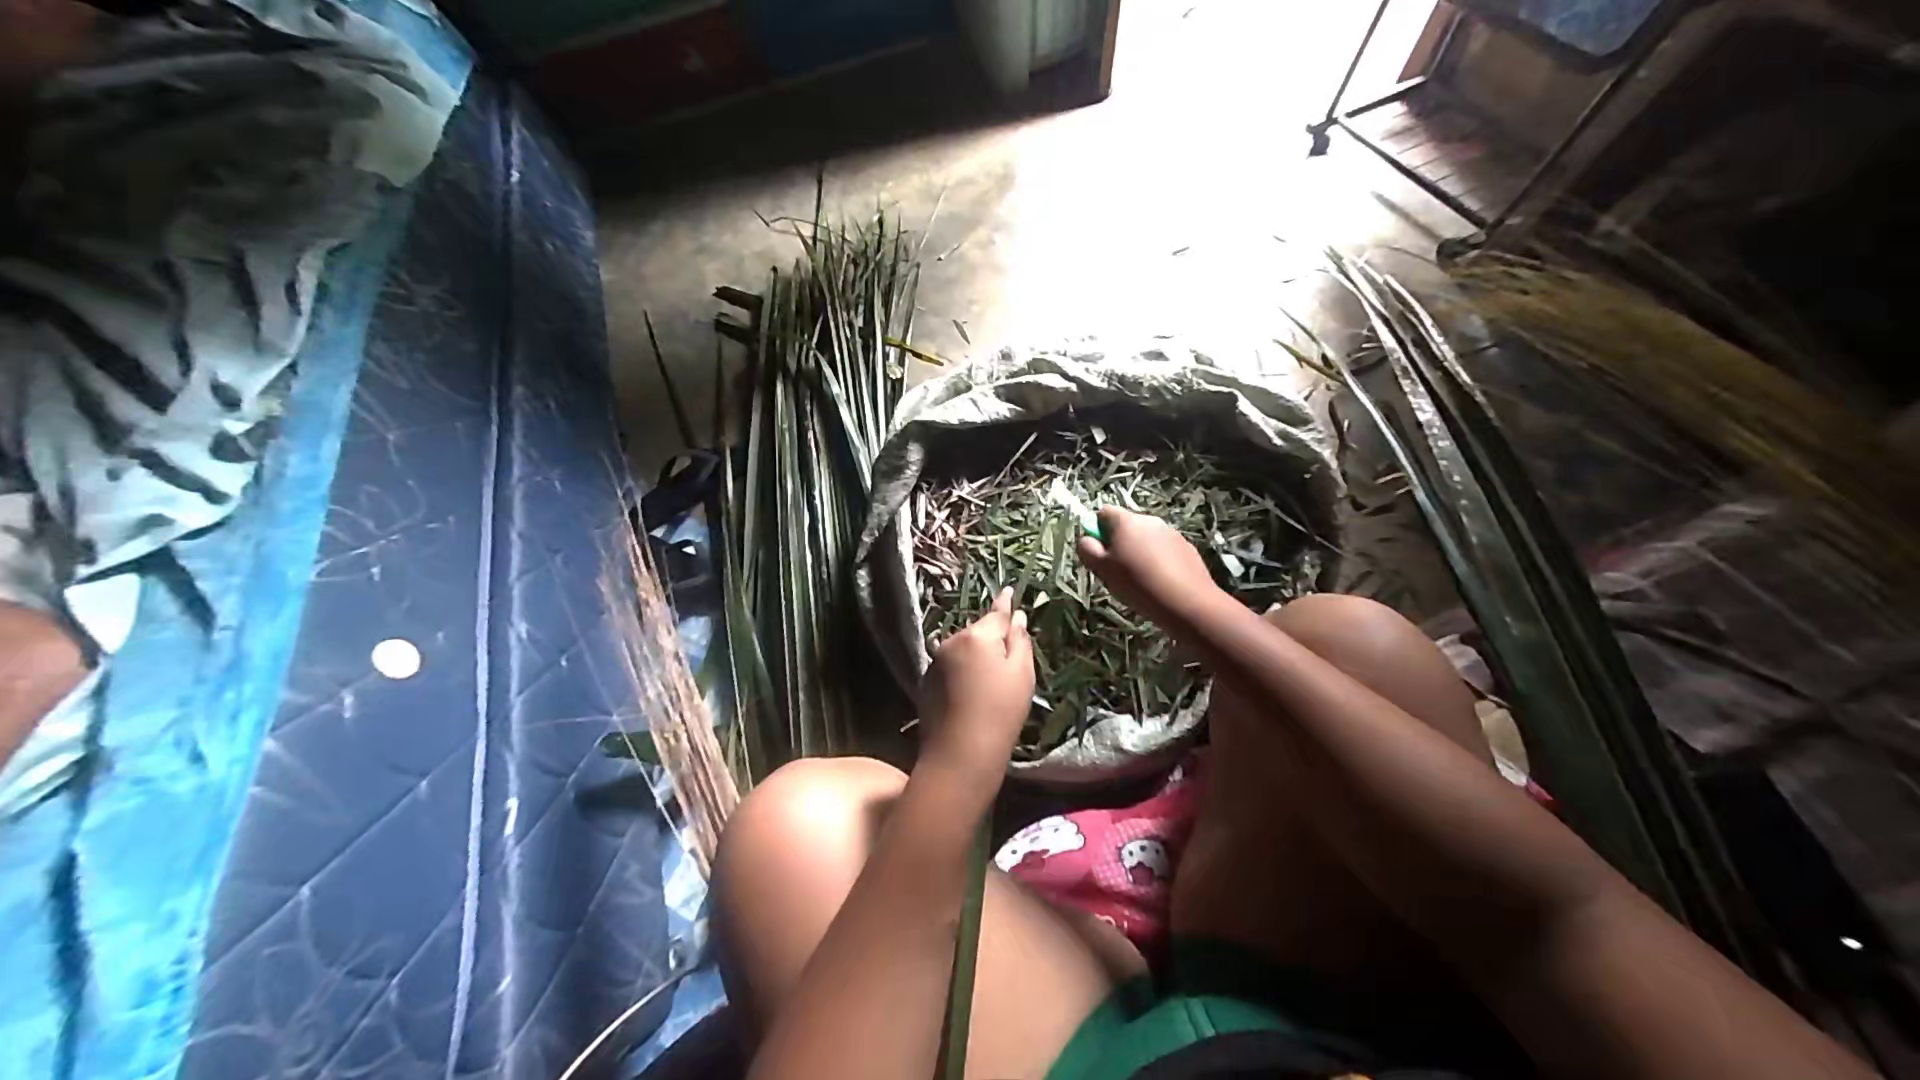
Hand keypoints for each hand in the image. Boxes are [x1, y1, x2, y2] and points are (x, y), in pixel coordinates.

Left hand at [919, 586, 1033, 784]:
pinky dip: (962, 672)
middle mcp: (951, 641)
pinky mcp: (927, 682)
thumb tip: (1017, 617)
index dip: (1006, 603)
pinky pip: (950, 667)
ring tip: (991, 678)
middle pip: (978, 632)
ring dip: (975, 655)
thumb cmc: (1001, 712)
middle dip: (991, 637)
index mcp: (977, 636)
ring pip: (962, 649)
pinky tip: (971, 692)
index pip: (996, 613)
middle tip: (1009, 654)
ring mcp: (935, 662)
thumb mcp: (1022, 674)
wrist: (960, 753)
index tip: (1010, 591)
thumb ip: (1019, 641)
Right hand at [1075, 507, 1218, 628]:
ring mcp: (1171, 532)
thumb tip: (1086, 538)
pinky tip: (1160, 583)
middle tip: (1118, 571)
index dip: (1097, 531)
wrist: (1187, 602)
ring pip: (1146, 538)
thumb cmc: (1138, 584)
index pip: (1103, 512)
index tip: (1101, 554)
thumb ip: (1087, 549)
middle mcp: (1149, 520)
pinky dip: (1158, 561)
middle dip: (1119, 544)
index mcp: (1126, 521)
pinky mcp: (1187, 548)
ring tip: (1141, 580)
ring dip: (1140, 553)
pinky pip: (1164, 550)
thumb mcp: (1102, 569)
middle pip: (1126, 526)